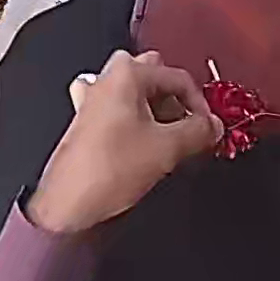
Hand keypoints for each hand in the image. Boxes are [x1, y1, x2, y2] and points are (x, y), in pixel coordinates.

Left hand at [26, 50, 221, 233]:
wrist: (65, 207)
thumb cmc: (111, 169)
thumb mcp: (167, 148)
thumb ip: (198, 131)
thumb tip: (214, 125)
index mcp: (129, 73)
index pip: (179, 78)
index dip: (199, 103)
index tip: (208, 127)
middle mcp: (108, 77)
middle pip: (156, 77)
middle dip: (175, 100)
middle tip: (185, 126)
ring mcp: (92, 96)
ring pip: (135, 90)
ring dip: (153, 107)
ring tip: (163, 135)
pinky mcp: (83, 119)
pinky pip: (115, 106)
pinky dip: (131, 116)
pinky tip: (135, 137)